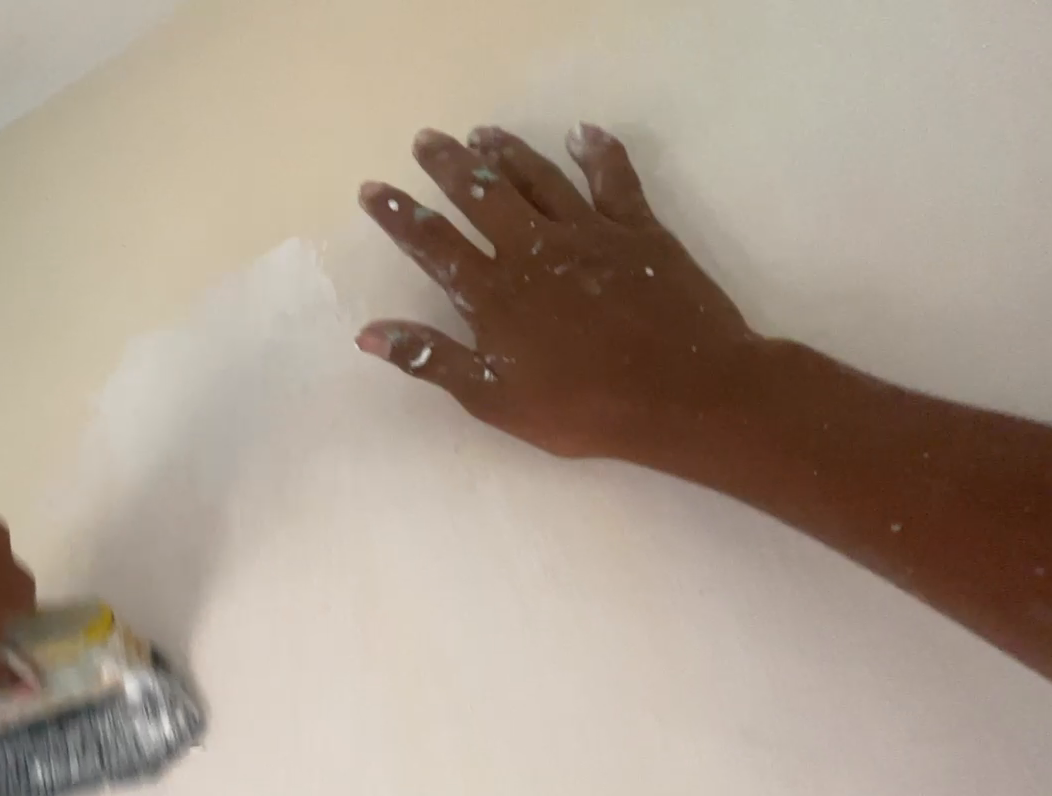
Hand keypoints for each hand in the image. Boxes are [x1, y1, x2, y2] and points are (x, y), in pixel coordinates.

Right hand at [354, 124, 757, 459]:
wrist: (682, 395)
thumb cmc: (577, 407)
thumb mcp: (489, 397)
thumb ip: (430, 358)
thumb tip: (368, 334)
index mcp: (494, 294)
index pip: (433, 245)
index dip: (400, 216)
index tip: (373, 190)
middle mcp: (533, 251)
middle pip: (482, 195)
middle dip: (450, 166)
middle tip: (427, 138)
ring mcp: (589, 234)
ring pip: (538, 178)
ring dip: (507, 152)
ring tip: (482, 133)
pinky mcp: (639, 230)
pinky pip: (614, 178)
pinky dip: (597, 152)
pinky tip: (582, 134)